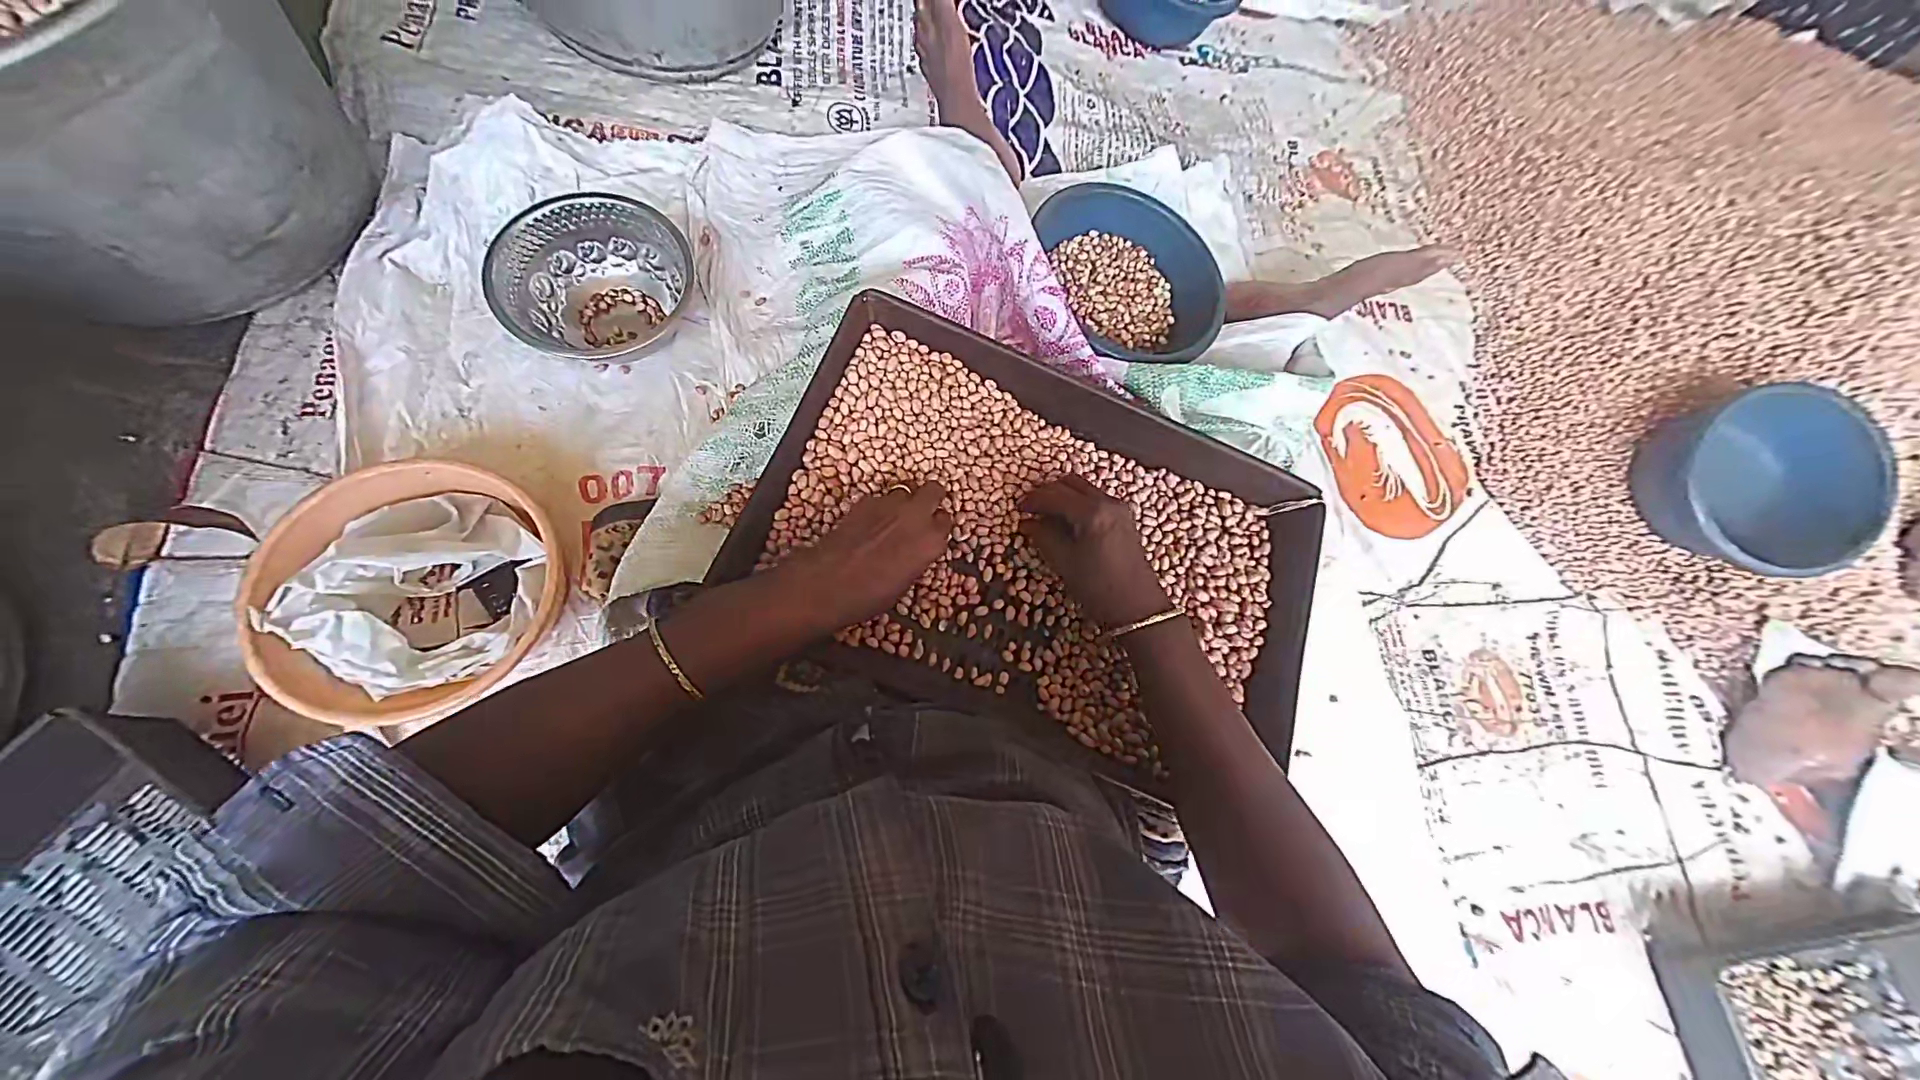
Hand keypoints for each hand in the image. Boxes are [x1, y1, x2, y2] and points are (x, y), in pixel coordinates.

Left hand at [771, 481, 953, 632]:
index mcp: (931, 542)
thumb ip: (916, 559)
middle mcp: (916, 517)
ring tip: (893, 517)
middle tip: (923, 510)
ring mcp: (890, 505)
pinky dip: (879, 507)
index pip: (946, 521)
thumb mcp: (904, 583)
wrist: (829, 581)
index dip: (939, 525)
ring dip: (903, 501)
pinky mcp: (865, 501)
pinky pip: (880, 498)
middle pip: (934, 490)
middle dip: (931, 497)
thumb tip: (914, 552)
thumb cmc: (870, 595)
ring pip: (905, 491)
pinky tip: (870, 522)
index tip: (934, 531)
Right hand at [1018, 474, 1171, 628]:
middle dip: (1046, 492)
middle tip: (1029, 508)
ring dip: (1062, 495)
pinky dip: (1076, 503)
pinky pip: (1094, 499)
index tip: (1017, 508)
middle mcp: (1107, 502)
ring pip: (1083, 488)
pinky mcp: (1123, 518)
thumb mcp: (1063, 562)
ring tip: (1045, 515)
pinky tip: (1065, 521)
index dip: (1032, 500)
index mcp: (1092, 512)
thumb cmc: (1097, 587)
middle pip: (1070, 483)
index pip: (1054, 495)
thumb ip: (1043, 536)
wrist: (1137, 607)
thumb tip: (1027, 522)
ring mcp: (1118, 508)